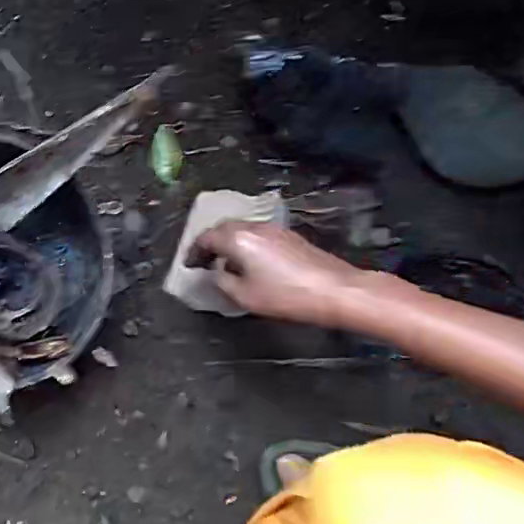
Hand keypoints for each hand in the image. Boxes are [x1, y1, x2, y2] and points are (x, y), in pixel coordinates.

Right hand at [186, 220, 363, 324]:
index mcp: (238, 238)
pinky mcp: (289, 237)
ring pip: (242, 230)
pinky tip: (249, 262)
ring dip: (228, 243)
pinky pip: (257, 235)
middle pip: (223, 228)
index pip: (206, 238)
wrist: (335, 290)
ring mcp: (274, 229)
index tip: (189, 264)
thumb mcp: (244, 296)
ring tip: (223, 262)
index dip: (194, 251)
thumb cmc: (286, 295)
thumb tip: (216, 273)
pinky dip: (245, 245)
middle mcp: (254, 227)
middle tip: (202, 260)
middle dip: (210, 243)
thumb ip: (221, 282)